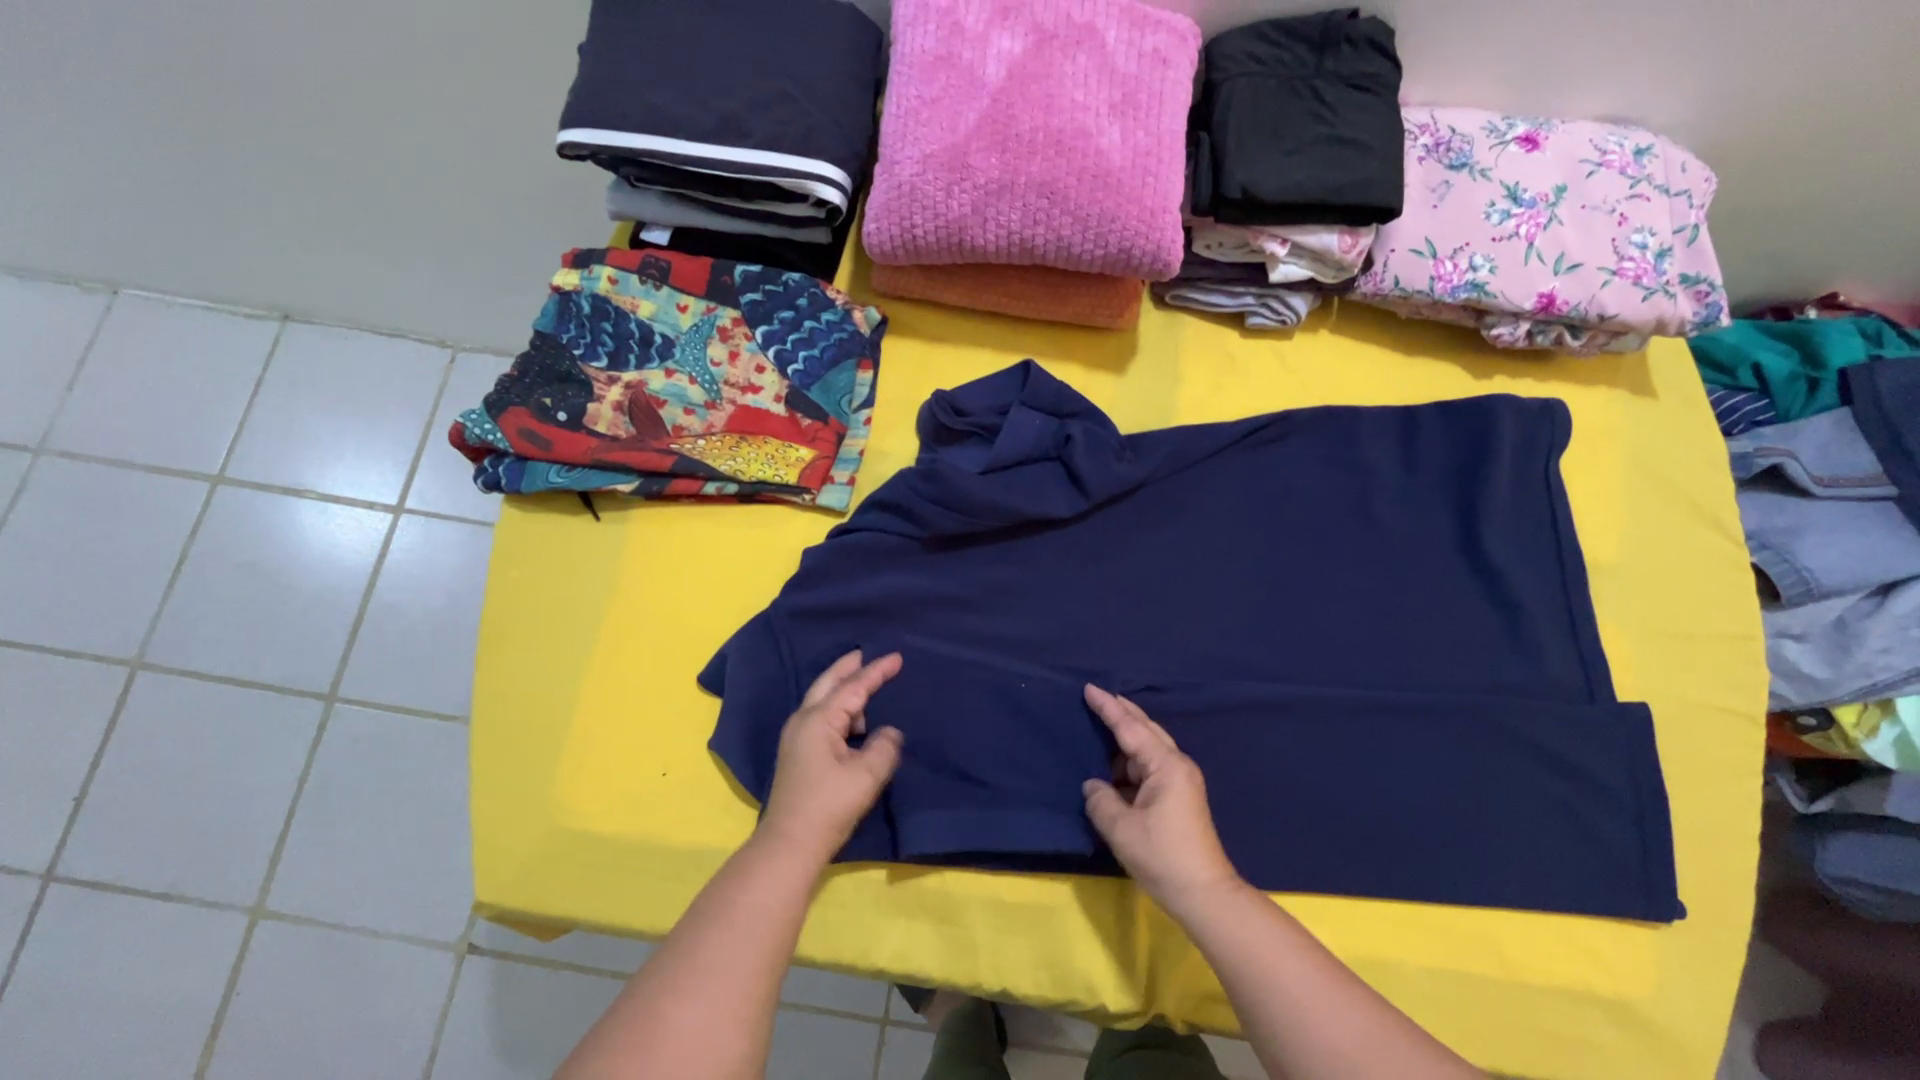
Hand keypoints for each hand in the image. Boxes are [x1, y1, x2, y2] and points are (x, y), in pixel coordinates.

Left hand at [759, 651, 905, 860]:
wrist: (790, 843)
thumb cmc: (828, 807)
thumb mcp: (866, 776)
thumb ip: (884, 747)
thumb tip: (889, 733)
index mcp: (819, 720)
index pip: (854, 687)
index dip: (877, 671)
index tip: (898, 657)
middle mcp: (803, 721)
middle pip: (828, 683)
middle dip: (849, 668)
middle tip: (868, 653)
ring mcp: (797, 737)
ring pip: (823, 700)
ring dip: (845, 690)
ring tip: (869, 687)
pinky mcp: (798, 753)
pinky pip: (822, 717)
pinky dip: (840, 710)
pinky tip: (855, 720)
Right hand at [1082, 684, 1241, 909]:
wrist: (1204, 893)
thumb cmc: (1163, 857)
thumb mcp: (1121, 828)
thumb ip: (1100, 800)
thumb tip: (1094, 786)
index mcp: (1166, 766)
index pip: (1131, 728)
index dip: (1108, 708)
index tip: (1089, 688)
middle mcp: (1176, 766)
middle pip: (1145, 730)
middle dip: (1121, 714)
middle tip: (1096, 698)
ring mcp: (1180, 782)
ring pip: (1147, 750)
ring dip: (1123, 741)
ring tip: (1097, 729)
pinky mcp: (1178, 798)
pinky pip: (1148, 768)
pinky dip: (1128, 763)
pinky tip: (1110, 767)